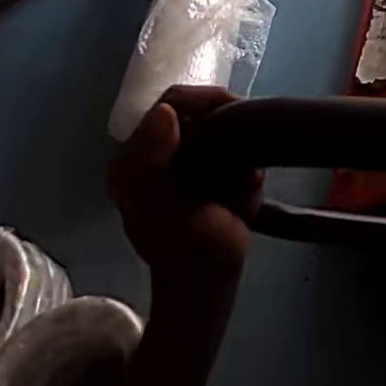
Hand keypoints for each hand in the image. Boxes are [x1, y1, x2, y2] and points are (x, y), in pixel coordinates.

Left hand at [108, 85, 262, 282]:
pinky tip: (247, 190)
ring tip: (246, 183)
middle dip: (231, 131)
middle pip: (202, 112)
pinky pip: (237, 150)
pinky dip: (247, 166)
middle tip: (247, 158)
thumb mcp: (163, 210)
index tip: (236, 113)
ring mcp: (186, 161)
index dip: (205, 100)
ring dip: (242, 152)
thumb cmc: (188, 252)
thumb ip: (154, 164)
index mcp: (137, 157)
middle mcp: (158, 152)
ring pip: (226, 130)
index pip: (172, 101)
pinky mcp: (209, 172)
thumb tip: (165, 111)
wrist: (211, 285)